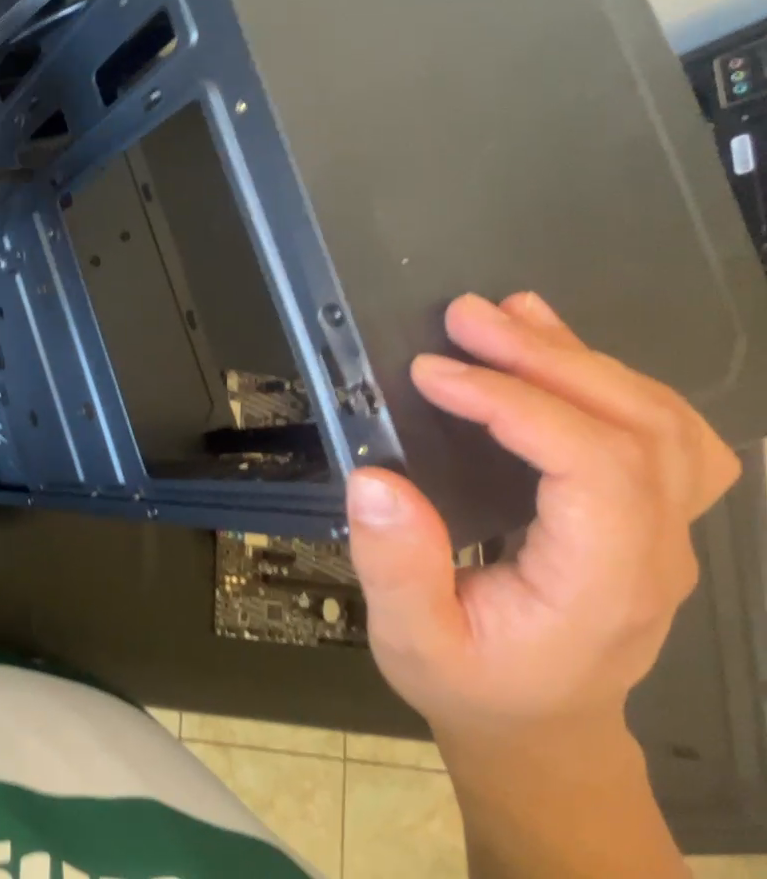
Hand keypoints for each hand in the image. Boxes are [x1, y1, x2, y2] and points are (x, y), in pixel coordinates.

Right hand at [347, 293, 740, 744]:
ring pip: (665, 422)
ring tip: (507, 316)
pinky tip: (556, 350)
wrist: (537, 726)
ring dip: (586, 359)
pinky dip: (611, 380)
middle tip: (464, 316)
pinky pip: (661, 434)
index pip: (593, 467)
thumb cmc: (470, 684)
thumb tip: (375, 479)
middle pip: (640, 428)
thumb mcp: (412, 639)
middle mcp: (655, 549)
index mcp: (601, 582)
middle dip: (551, 359)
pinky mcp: (648, 517)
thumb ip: (397, 565)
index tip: (431, 373)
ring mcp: (666, 531)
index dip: (517, 405)